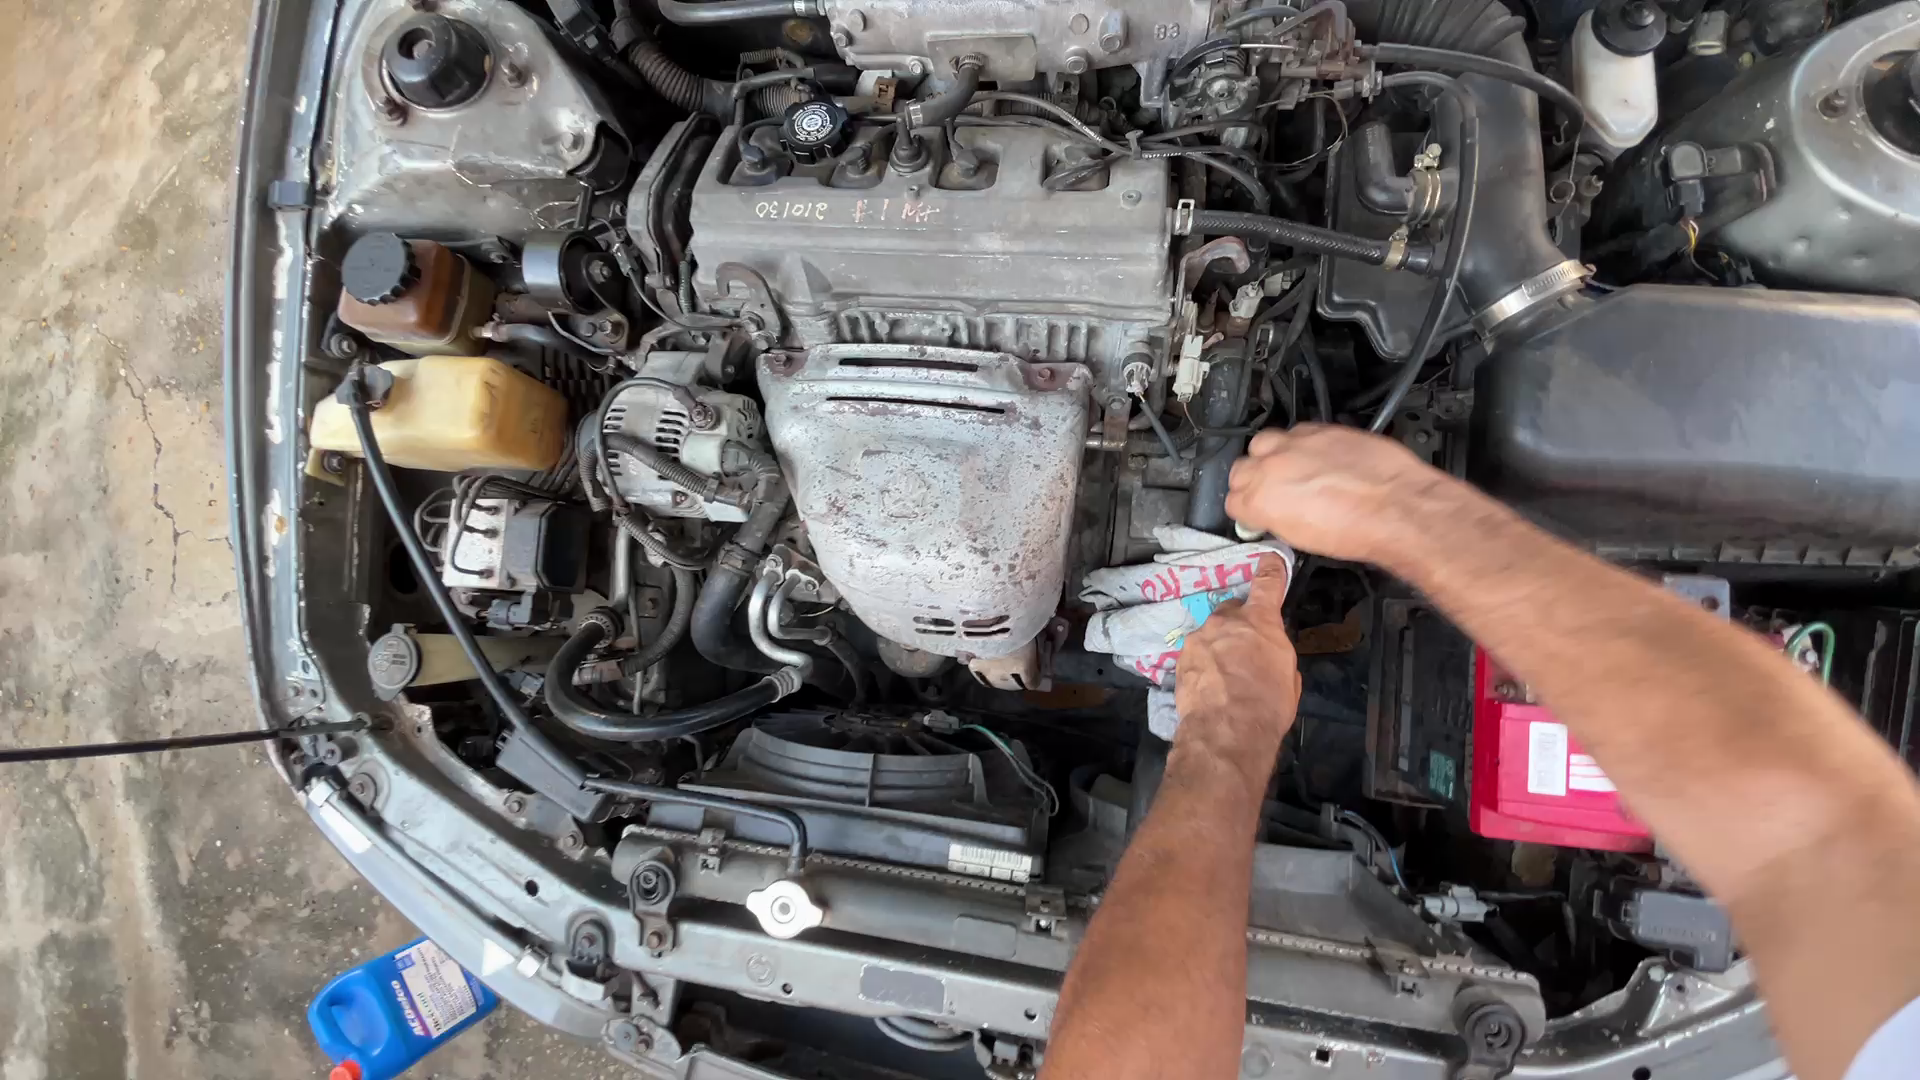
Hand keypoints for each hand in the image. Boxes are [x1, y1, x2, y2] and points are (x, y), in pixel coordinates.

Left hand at [1173, 556, 1301, 781]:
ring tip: (1226, 673)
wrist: (1226, 728)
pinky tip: (1210, 683)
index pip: (1267, 584)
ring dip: (1219, 644)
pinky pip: (1197, 652)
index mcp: (1259, 621)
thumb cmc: (1269, 703)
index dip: (1270, 570)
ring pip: (1211, 632)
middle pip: (1233, 610)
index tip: (1270, 558)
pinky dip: (1204, 661)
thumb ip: (1275, 651)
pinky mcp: (1181, 657)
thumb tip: (1266, 650)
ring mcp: (1199, 637)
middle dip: (1240, 622)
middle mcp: (1225, 621)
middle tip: (1247, 647)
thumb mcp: (1288, 675)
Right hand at [1225, 424, 1454, 564]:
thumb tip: (1271, 515)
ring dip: (1269, 456)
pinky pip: (1296, 431)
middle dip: (1250, 481)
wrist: (1399, 509)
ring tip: (1286, 469)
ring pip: (1262, 443)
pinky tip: (1312, 457)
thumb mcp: (1301, 538)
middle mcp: (1271, 468)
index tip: (1254, 512)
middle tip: (1267, 491)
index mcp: (1259, 501)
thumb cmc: (1358, 530)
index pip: (1232, 501)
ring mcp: (1295, 445)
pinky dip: (1299, 443)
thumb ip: (1274, 519)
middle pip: (1240, 469)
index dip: (1244, 508)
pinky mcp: (1321, 430)